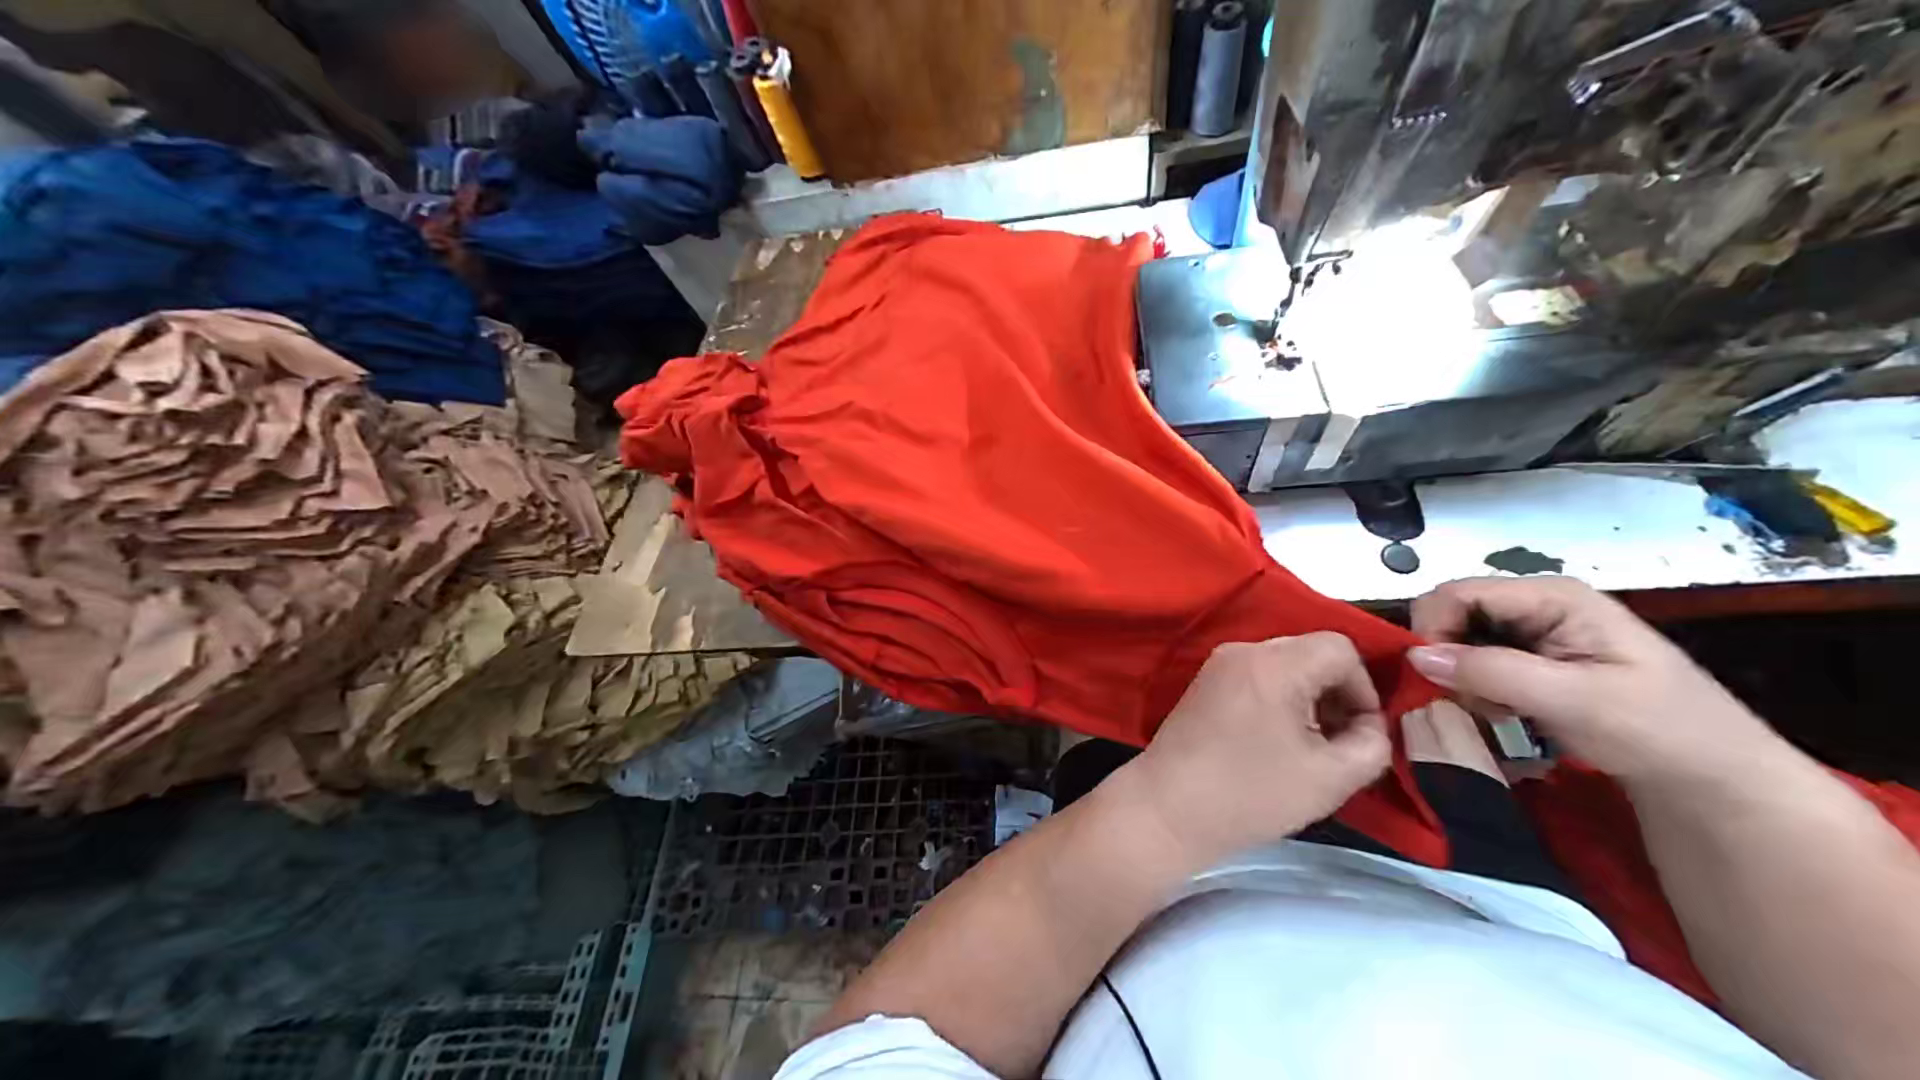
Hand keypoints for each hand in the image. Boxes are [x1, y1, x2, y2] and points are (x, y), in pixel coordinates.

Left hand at [1122, 633, 1391, 863]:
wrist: (1168, 809)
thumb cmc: (1251, 794)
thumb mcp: (1332, 777)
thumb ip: (1371, 744)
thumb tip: (1369, 725)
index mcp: (1273, 663)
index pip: (1340, 648)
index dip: (1364, 688)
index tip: (1361, 733)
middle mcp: (1242, 650)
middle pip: (1311, 653)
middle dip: (1337, 693)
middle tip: (1340, 742)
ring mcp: (1218, 665)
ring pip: (1285, 665)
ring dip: (1309, 698)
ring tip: (1310, 746)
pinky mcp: (1204, 683)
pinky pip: (1258, 676)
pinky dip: (1279, 700)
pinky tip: (1277, 741)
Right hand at [1407, 576, 1787, 788]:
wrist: (1723, 786)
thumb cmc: (1660, 733)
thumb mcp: (1573, 701)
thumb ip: (1490, 672)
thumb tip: (1415, 655)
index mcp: (1553, 596)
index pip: (1456, 593)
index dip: (1434, 629)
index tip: (1438, 679)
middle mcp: (1539, 604)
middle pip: (1454, 614)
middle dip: (1447, 656)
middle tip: (1471, 702)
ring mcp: (1539, 633)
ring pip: (1461, 640)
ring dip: (1462, 678)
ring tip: (1492, 713)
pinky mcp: (1537, 662)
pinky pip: (1480, 663)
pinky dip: (1476, 689)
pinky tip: (1501, 714)